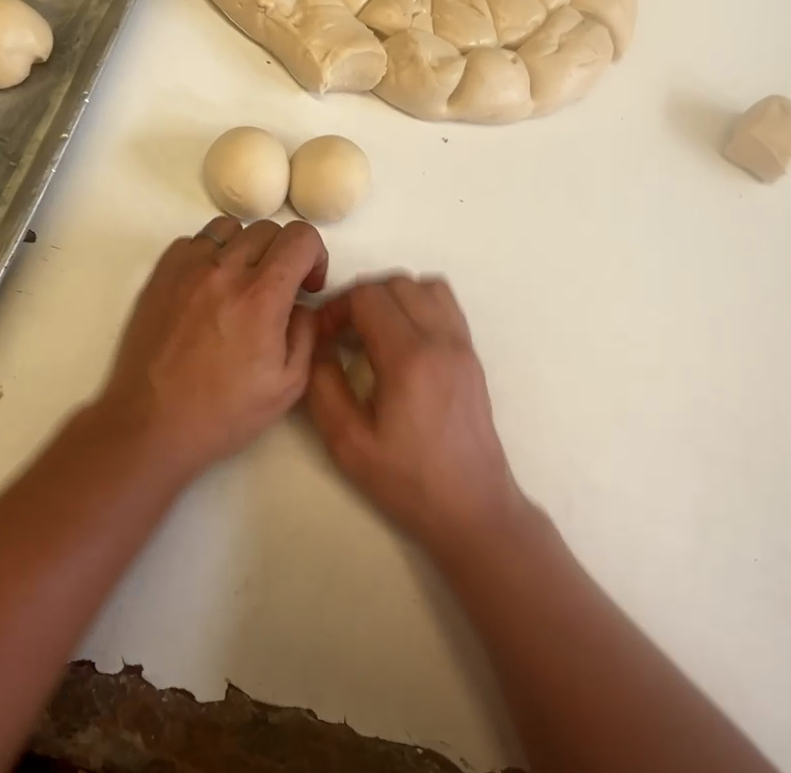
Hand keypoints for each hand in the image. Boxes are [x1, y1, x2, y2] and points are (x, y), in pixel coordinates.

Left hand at [98, 217, 328, 475]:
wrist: (151, 423)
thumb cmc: (222, 413)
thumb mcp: (288, 386)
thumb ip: (307, 334)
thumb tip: (303, 306)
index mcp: (261, 297)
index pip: (300, 237)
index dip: (315, 257)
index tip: (308, 287)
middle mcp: (224, 271)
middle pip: (267, 230)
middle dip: (284, 255)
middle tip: (279, 292)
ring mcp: (187, 269)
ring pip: (229, 230)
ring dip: (245, 249)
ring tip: (242, 285)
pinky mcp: (160, 276)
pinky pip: (193, 242)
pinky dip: (209, 255)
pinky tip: (209, 289)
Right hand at [306, 275, 527, 549]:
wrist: (472, 507)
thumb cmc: (407, 480)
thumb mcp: (347, 442)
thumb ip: (324, 385)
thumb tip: (318, 346)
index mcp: (409, 358)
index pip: (367, 297)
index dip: (336, 308)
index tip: (323, 338)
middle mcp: (441, 340)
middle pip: (395, 283)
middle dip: (360, 299)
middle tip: (341, 334)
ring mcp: (462, 345)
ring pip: (425, 286)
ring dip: (392, 297)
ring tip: (372, 332)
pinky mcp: (472, 356)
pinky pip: (446, 305)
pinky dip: (418, 306)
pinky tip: (400, 342)